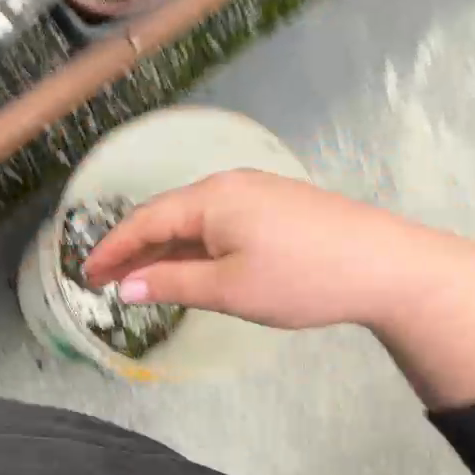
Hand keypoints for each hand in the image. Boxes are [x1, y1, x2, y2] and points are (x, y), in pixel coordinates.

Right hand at [81, 170, 464, 331]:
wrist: (390, 268)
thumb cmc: (302, 278)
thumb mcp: (226, 288)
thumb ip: (169, 285)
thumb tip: (125, 287)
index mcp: (211, 198)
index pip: (144, 221)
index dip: (110, 250)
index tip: (85, 276)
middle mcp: (228, 186)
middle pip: (163, 216)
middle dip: (129, 249)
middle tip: (102, 280)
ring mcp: (254, 194)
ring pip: (189, 222)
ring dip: (158, 250)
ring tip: (134, 279)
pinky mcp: (273, 207)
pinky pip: (214, 225)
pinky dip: (188, 248)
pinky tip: (182, 268)